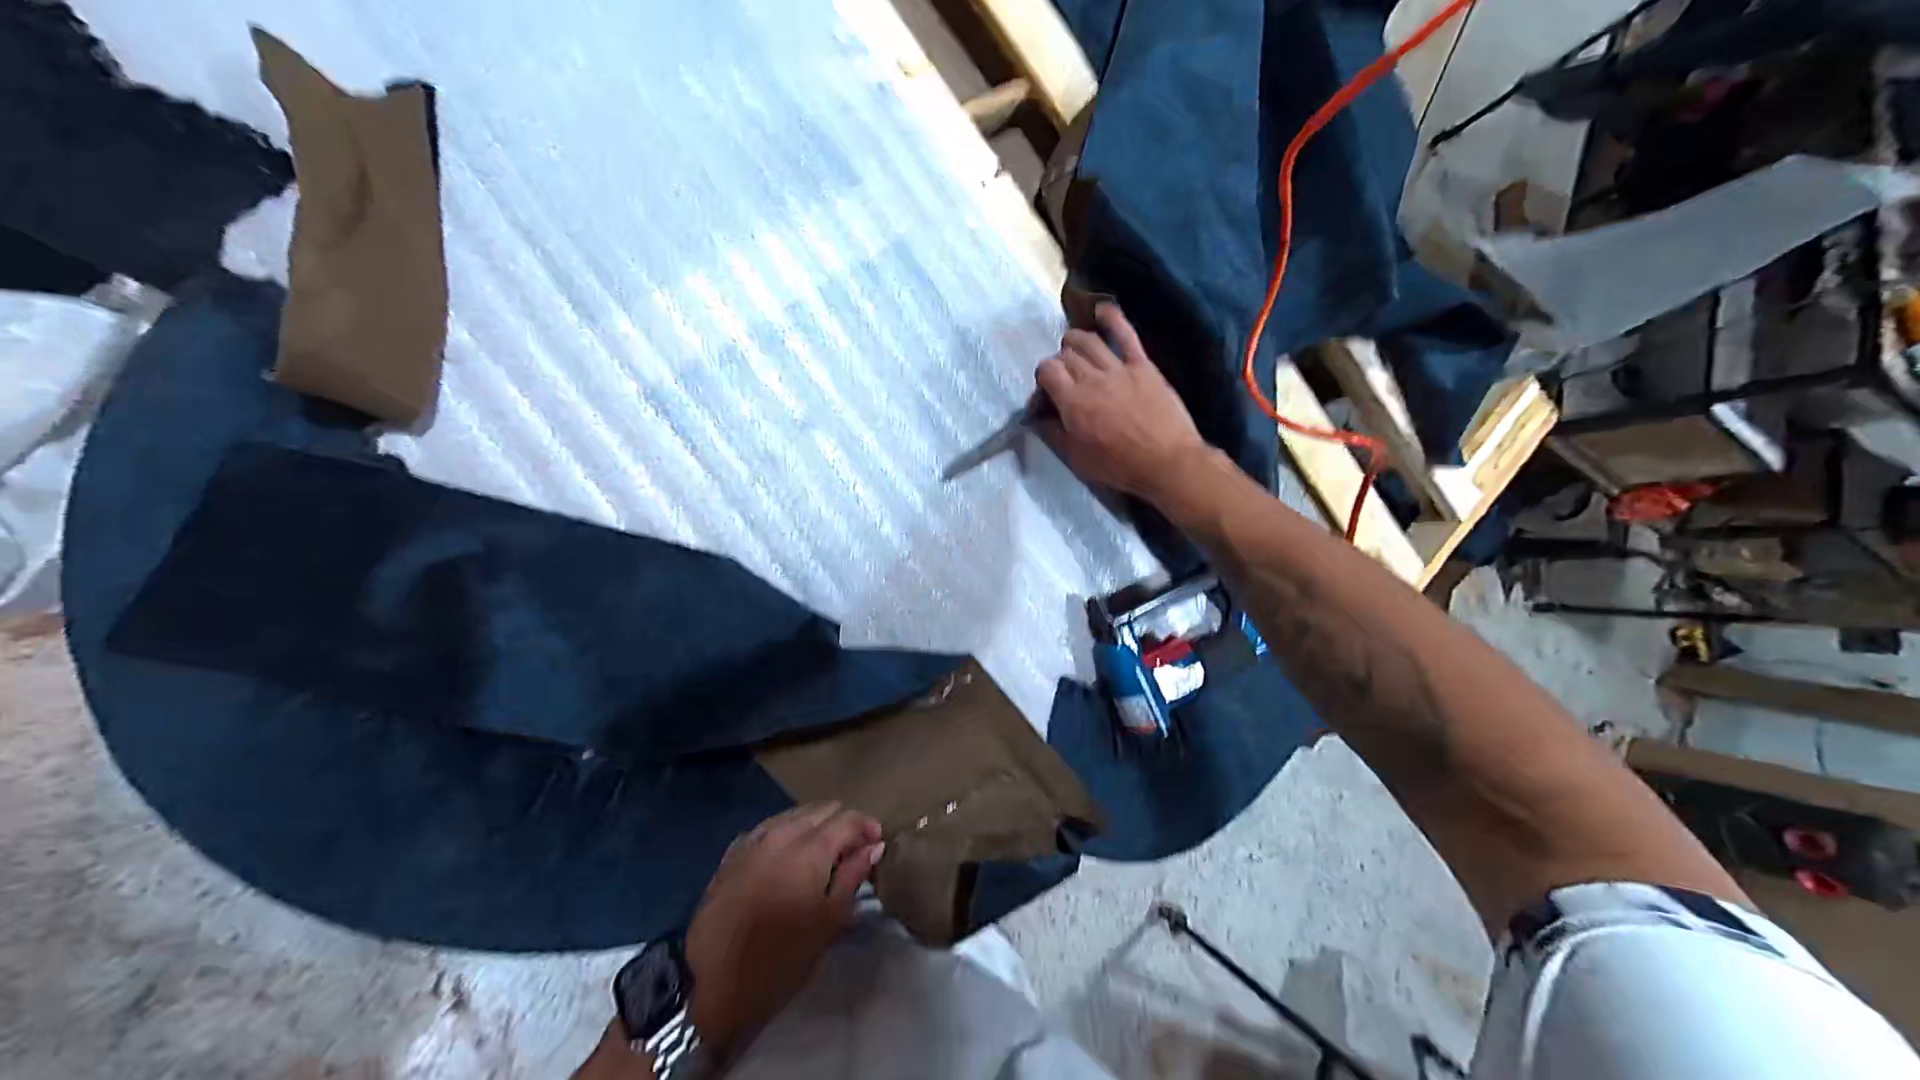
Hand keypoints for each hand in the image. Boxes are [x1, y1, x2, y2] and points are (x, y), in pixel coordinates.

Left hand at [684, 803, 884, 1057]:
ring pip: (793, 814)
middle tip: (852, 850)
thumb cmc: (780, 959)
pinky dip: (787, 833)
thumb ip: (853, 876)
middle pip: (820, 809)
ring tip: (824, 852)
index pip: (847, 818)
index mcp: (810, 848)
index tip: (876, 844)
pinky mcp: (733, 853)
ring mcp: (753, 839)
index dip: (866, 826)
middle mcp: (781, 833)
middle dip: (841, 823)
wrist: (711, 983)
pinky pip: (769, 828)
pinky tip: (791, 856)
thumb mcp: (828, 923)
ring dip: (814, 825)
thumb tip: (873, 846)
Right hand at [1036, 303, 1213, 500]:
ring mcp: (1118, 368)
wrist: (1166, 462)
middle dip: (1059, 362)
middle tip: (1064, 376)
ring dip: (1076, 341)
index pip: (1047, 371)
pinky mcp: (1142, 366)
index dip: (1043, 376)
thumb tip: (1038, 418)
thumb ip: (1054, 434)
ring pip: (1089, 341)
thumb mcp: (1077, 459)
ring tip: (1073, 348)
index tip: (1047, 389)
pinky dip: (1112, 318)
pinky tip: (1102, 310)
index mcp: (1073, 402)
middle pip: (1066, 355)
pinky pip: (1125, 334)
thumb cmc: (1119, 467)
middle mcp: (1092, 379)